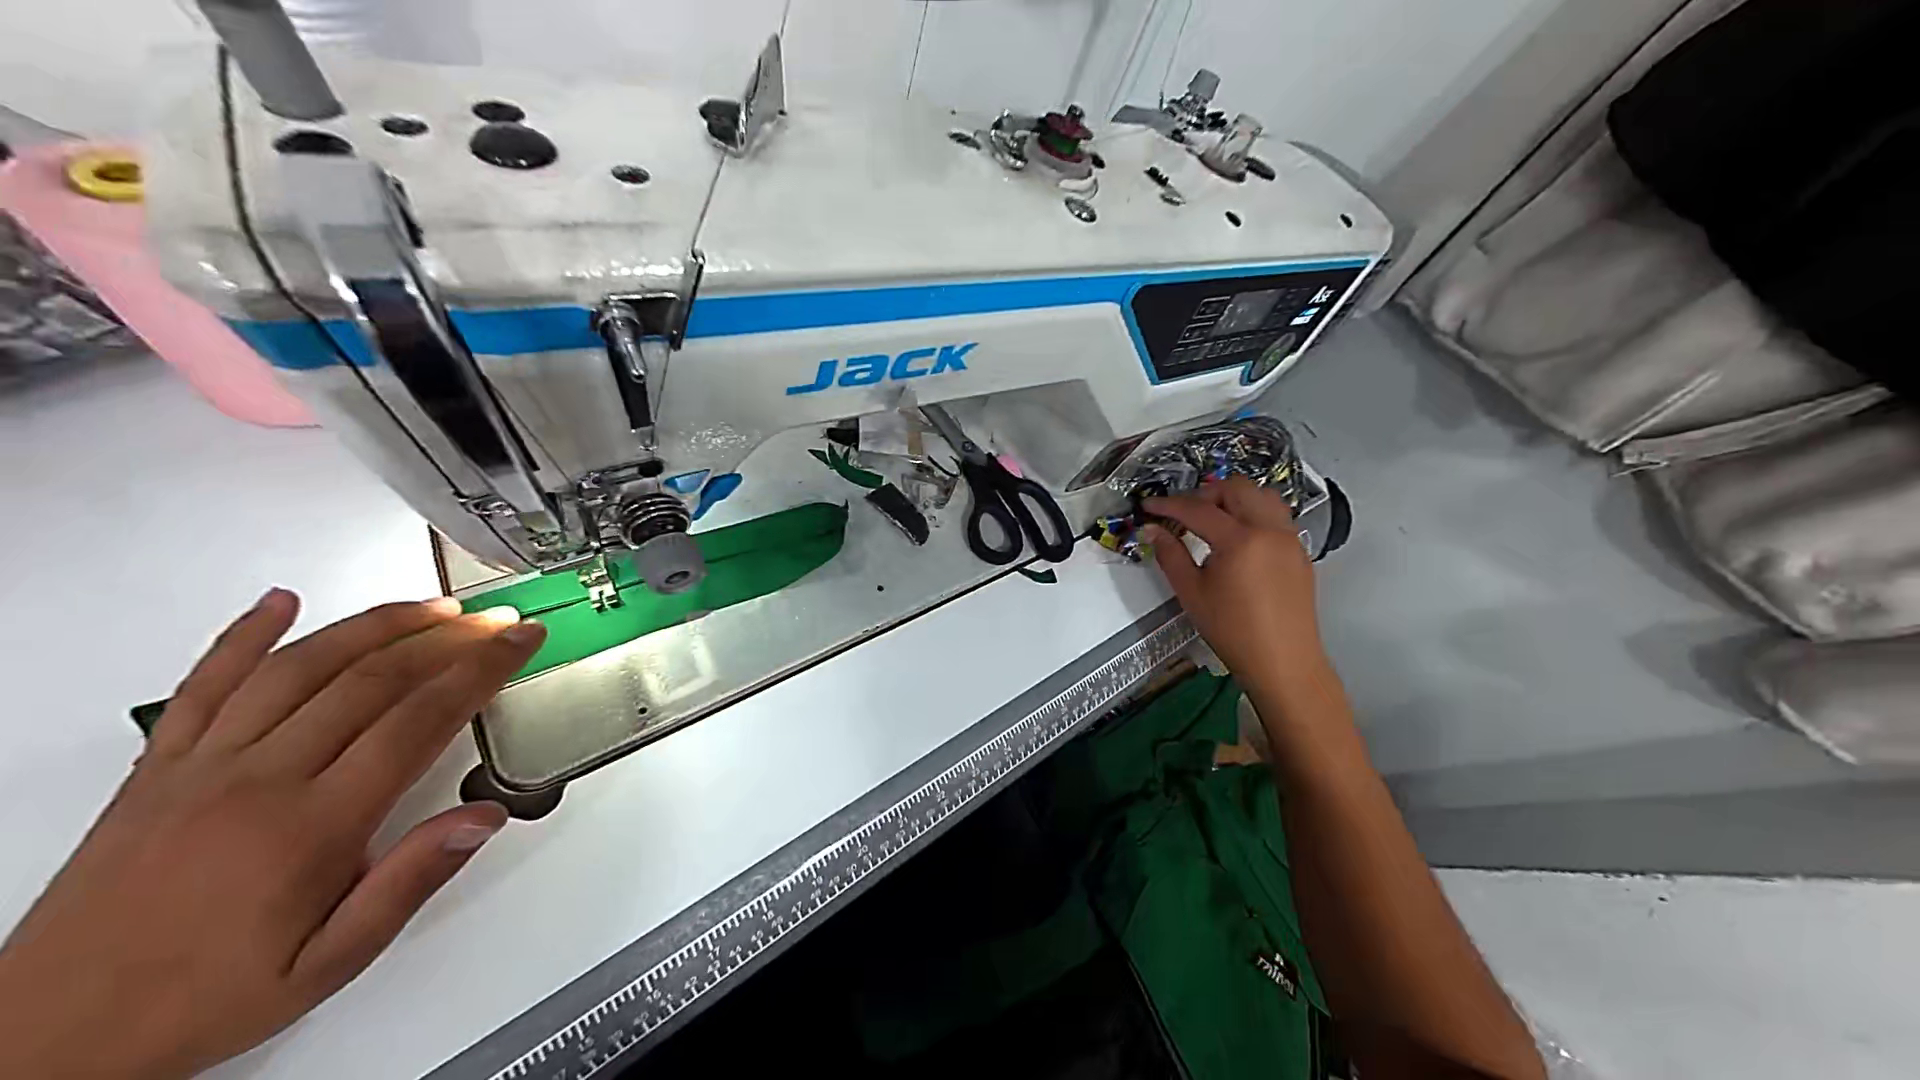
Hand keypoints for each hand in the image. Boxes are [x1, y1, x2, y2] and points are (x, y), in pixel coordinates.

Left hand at [0, 590, 545, 1079]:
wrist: (44, 1041)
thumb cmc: (198, 1001)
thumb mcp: (330, 962)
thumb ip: (412, 881)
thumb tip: (484, 817)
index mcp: (311, 826)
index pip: (420, 719)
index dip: (482, 669)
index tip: (519, 642)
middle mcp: (257, 781)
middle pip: (373, 680)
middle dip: (450, 639)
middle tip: (497, 621)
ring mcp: (201, 766)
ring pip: (302, 666)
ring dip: (376, 625)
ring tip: (433, 607)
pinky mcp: (156, 767)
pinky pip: (202, 685)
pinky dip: (242, 635)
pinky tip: (278, 603)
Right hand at [1145, 475, 1330, 696]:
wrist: (1283, 661)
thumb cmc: (1232, 630)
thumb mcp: (1191, 593)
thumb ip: (1171, 555)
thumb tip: (1153, 530)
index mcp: (1240, 540)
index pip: (1198, 509)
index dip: (1169, 505)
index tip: (1148, 506)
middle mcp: (1269, 530)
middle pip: (1236, 489)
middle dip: (1205, 494)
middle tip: (1184, 513)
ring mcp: (1289, 538)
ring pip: (1262, 496)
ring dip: (1234, 498)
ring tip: (1214, 518)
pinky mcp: (1300, 551)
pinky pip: (1276, 516)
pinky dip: (1254, 513)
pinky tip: (1239, 537)